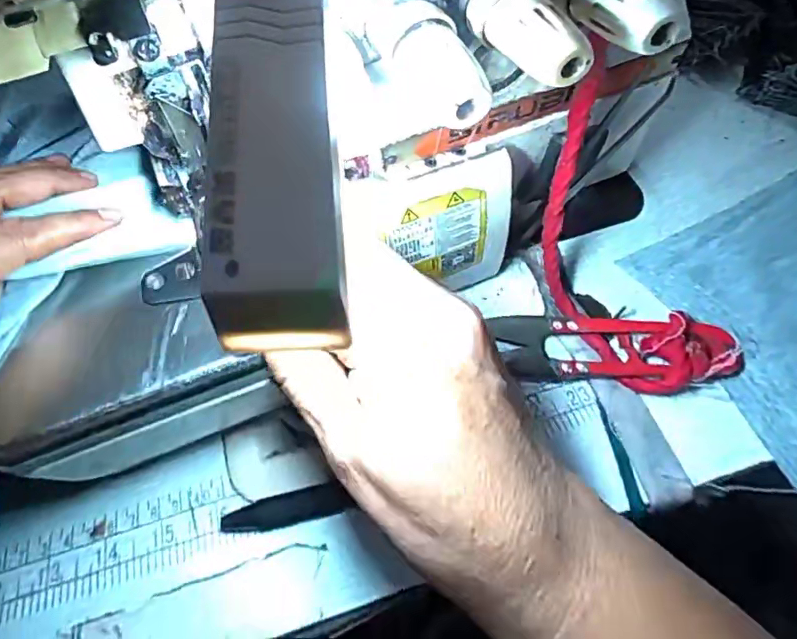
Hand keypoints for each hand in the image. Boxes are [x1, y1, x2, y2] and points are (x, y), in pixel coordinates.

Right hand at [266, 242, 593, 633]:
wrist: (535, 540)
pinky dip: (368, 307)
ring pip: (373, 270)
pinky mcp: (465, 321)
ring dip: (339, 294)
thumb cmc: (446, 515)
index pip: (331, 266)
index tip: (262, 279)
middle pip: (352, 257)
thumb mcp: (350, 451)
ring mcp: (459, 313)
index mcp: (409, 343)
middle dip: (312, 280)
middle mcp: (441, 312)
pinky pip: (398, 290)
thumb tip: (262, 319)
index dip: (291, 266)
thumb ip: (301, 371)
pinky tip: (364, 352)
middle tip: (293, 325)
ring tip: (331, 348)